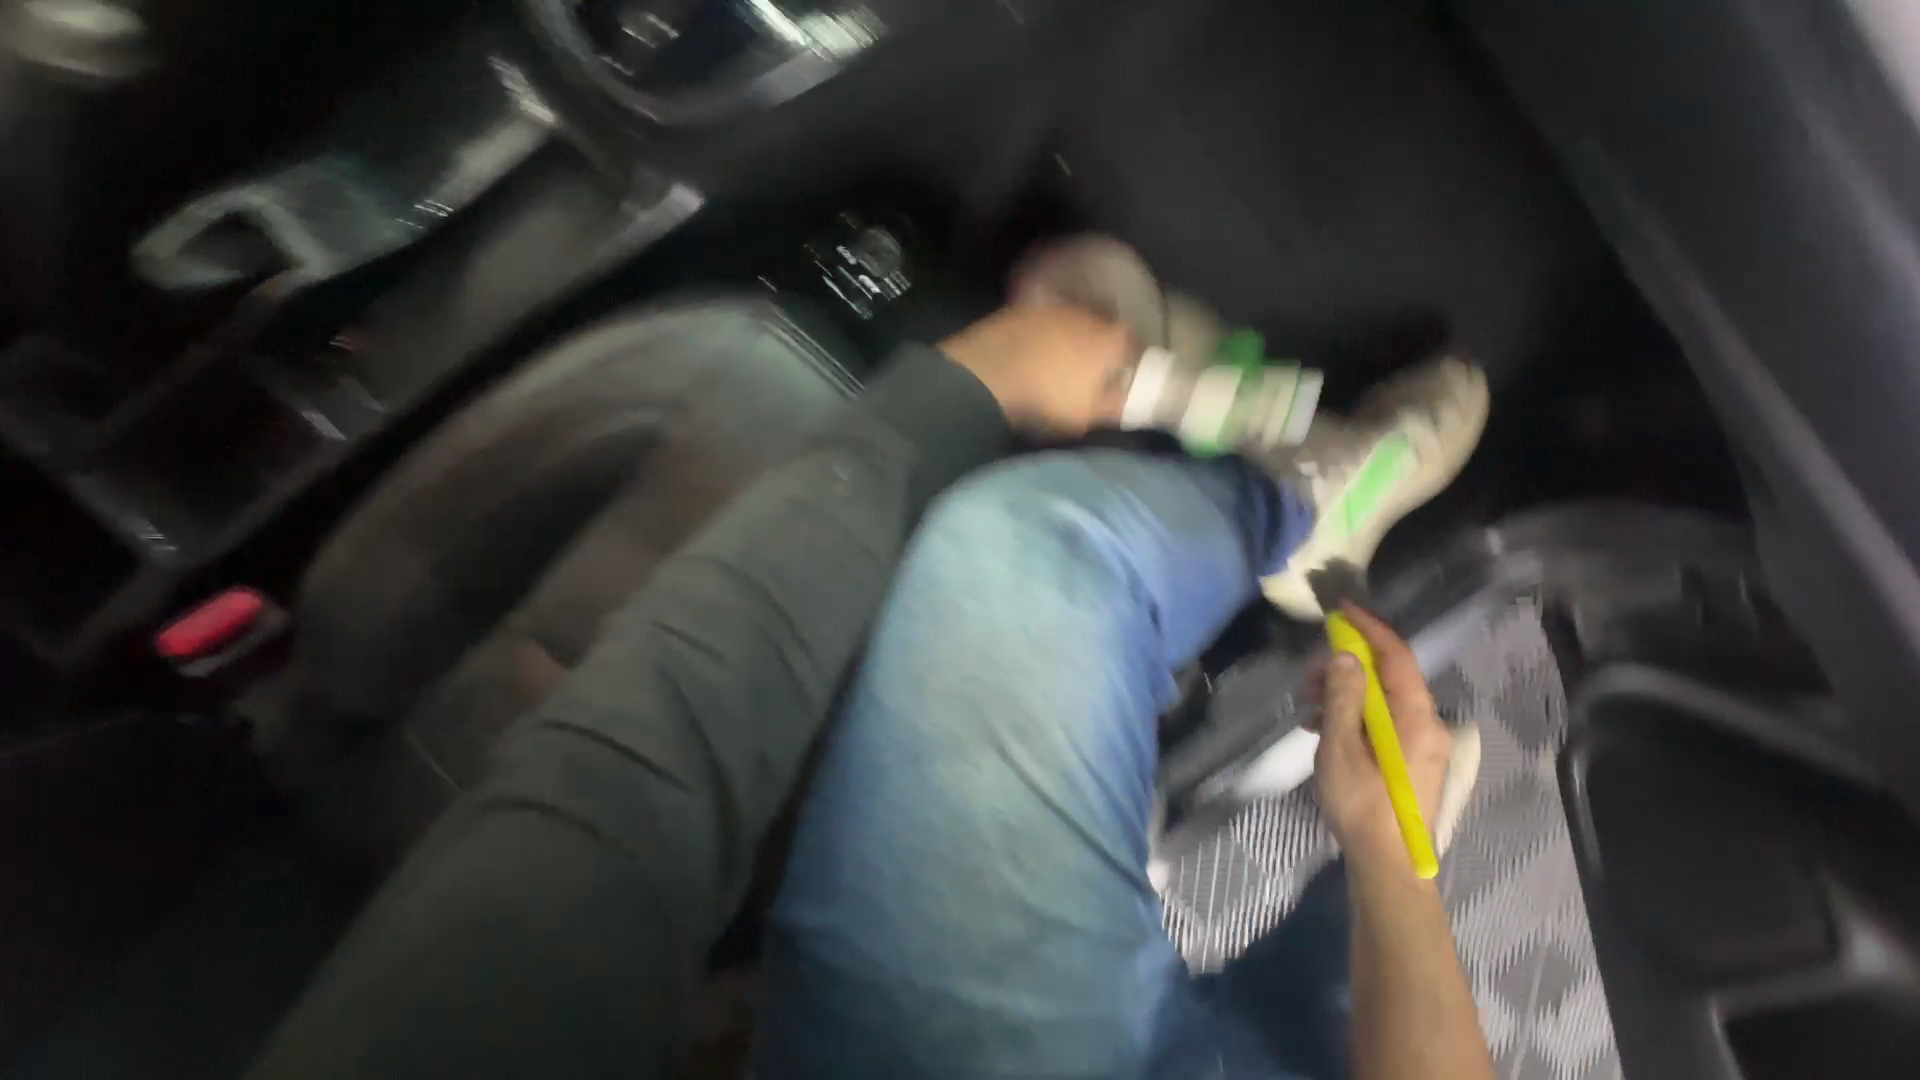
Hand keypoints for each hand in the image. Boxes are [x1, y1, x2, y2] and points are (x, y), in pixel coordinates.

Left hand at [939, 304, 1134, 436]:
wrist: (988, 374)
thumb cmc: (1048, 397)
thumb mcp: (1090, 414)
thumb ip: (1119, 403)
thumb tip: (1140, 401)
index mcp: (1113, 338)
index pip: (1134, 349)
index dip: (1127, 368)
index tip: (1118, 383)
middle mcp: (1090, 314)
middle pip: (1104, 332)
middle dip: (1099, 351)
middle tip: (1086, 376)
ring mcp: (1054, 307)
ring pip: (1072, 325)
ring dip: (1069, 341)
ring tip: (1055, 366)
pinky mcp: (1024, 308)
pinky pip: (1042, 323)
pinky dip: (1041, 336)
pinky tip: (1030, 354)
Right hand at [1310, 605, 1453, 875]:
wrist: (1388, 864)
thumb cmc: (1362, 804)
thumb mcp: (1341, 747)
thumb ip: (1343, 697)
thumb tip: (1344, 656)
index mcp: (1416, 717)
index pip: (1397, 657)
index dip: (1370, 629)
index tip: (1341, 610)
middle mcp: (1428, 724)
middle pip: (1389, 678)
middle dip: (1347, 666)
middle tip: (1308, 676)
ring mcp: (1422, 744)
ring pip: (1383, 701)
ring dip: (1345, 693)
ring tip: (1308, 706)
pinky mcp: (1411, 761)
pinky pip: (1383, 723)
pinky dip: (1354, 716)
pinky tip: (1323, 729)